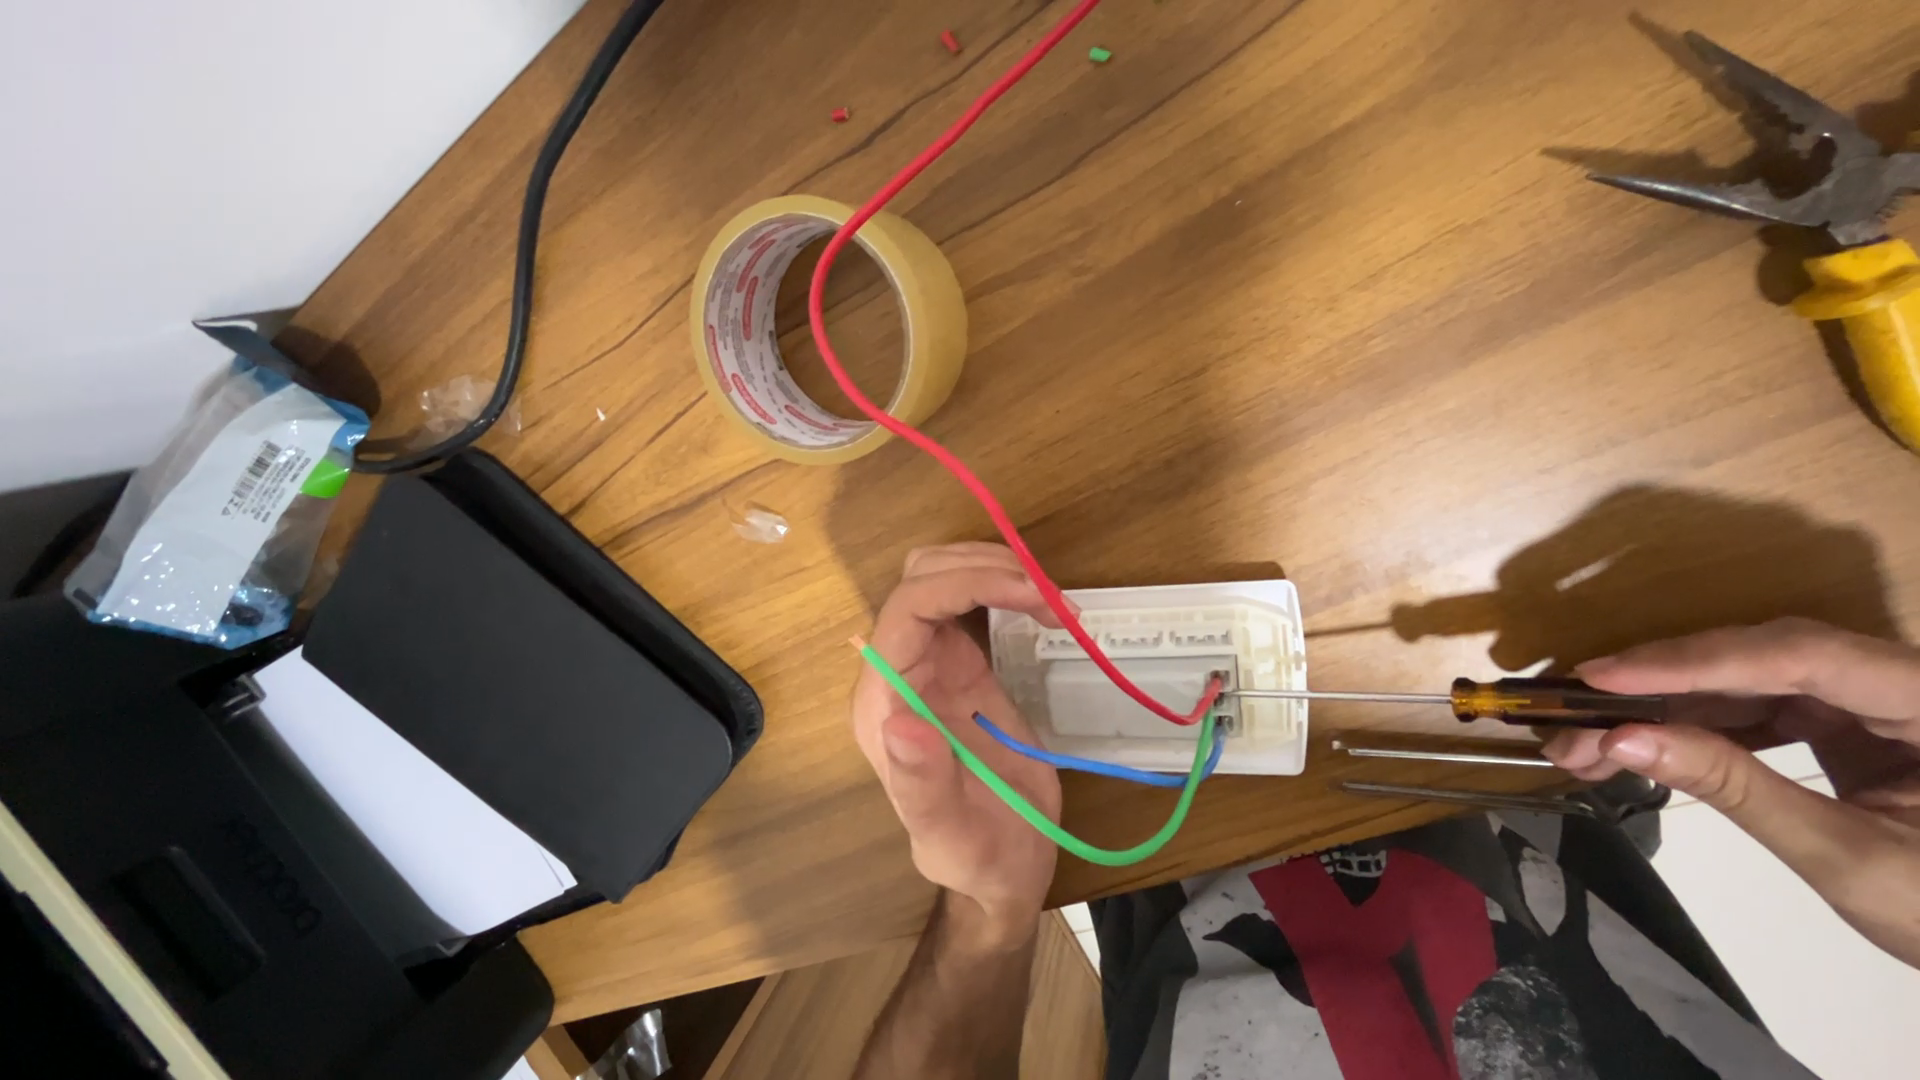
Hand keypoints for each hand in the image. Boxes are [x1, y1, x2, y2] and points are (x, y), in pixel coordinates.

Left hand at [851, 543, 1065, 941]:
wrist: (1003, 866)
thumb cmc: (975, 857)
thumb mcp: (950, 834)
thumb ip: (922, 784)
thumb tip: (899, 721)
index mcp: (884, 701)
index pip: (907, 611)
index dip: (963, 584)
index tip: (1029, 592)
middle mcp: (899, 671)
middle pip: (920, 579)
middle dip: (982, 567)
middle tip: (1049, 596)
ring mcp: (930, 663)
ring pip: (941, 577)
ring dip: (994, 569)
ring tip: (1051, 600)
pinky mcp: (962, 664)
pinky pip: (970, 602)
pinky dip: (1005, 587)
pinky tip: (1042, 607)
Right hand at [1542, 618, 1919, 967]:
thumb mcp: (1848, 858)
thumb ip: (1734, 788)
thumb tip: (1617, 741)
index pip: (1803, 658)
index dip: (1693, 662)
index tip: (1598, 678)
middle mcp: (1907, 682)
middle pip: (1764, 659)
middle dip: (1659, 686)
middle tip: (1572, 713)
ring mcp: (1879, 700)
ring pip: (1747, 681)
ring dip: (1661, 709)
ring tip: (1587, 742)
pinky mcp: (1852, 721)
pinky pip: (1758, 707)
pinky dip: (1693, 726)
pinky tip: (1640, 745)